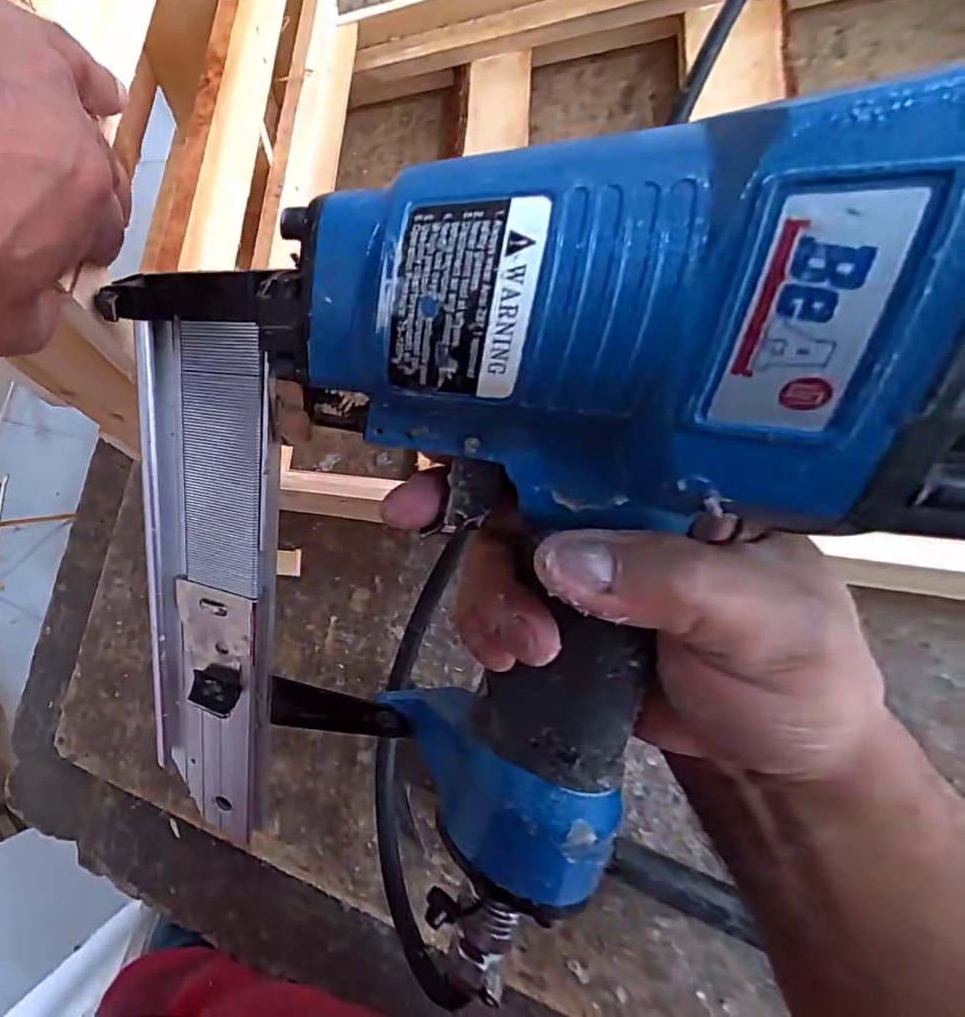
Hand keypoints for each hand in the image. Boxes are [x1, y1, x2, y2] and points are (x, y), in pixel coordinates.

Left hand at [0, 0, 129, 355]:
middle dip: (80, 178)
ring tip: (83, 97)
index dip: (88, 244)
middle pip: (86, 141)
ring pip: (56, 56)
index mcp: (75, 187)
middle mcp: (54, 99)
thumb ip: (35, 316)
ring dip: (74, 84)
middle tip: (49, 201)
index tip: (69, 256)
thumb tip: (48, 300)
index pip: (103, 219)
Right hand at [380, 472, 892, 781]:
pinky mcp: (539, 608)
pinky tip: (504, 657)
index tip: (450, 457)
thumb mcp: (763, 624)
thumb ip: (671, 583)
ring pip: (489, 552)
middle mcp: (606, 516)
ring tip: (522, 648)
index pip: (581, 446)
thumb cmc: (793, 680)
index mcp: (669, 494)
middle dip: (452, 502)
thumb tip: (558, 558)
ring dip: (486, 597)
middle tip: (408, 516)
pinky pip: (483, 601)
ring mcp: (567, 563)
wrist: (763, 760)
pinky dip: (480, 626)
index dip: (508, 440)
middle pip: (511, 493)